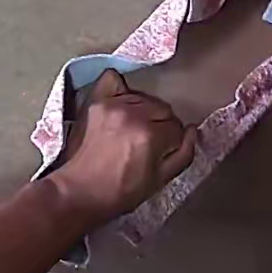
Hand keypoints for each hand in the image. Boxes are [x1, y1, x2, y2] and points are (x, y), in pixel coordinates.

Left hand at [49, 69, 197, 222]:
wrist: (79, 192)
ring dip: (144, 111)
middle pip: (163, 109)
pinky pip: (113, 80)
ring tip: (132, 131)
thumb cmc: (120, 191)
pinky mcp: (95, 103)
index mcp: (150, 135)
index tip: (161, 153)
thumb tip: (192, 130)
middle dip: (161, 125)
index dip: (172, 142)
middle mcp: (132, 114)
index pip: (177, 126)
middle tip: (148, 144)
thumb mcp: (160, 180)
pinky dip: (120, 89)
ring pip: (144, 97)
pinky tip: (122, 106)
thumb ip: (184, 153)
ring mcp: (111, 105)